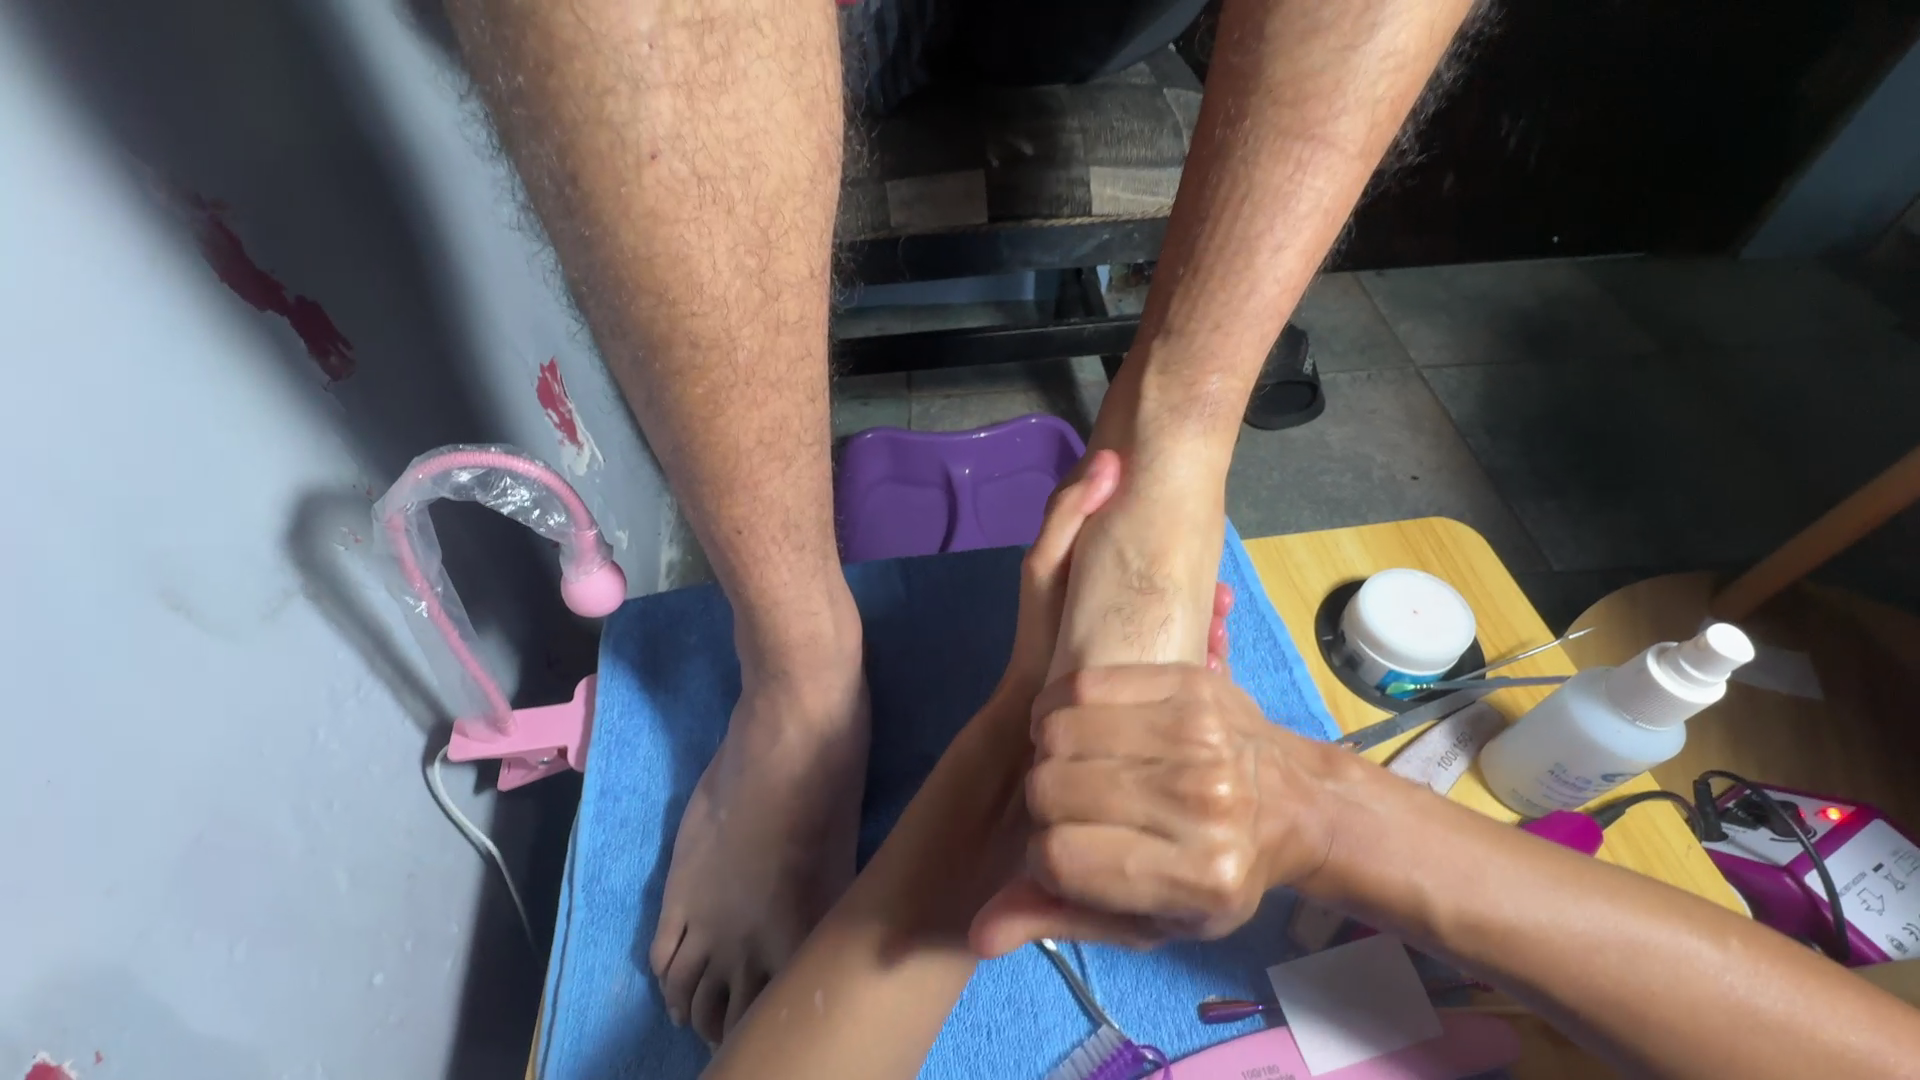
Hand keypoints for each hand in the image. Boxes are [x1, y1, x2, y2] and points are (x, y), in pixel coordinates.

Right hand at [969, 664, 1343, 956]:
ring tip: (1076, 764)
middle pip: (1051, 788)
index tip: (1067, 854)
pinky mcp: (1190, 683)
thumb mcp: (1150, 921)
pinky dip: (1062, 704)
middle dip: (1045, 802)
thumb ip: (1064, 918)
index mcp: (1196, 877)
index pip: (1058, 857)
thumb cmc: (1217, 873)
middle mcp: (1200, 802)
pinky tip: (1081, 725)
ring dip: (1051, 751)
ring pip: (1059, 732)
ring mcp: (1197, 735)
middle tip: (1074, 806)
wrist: (1294, 801)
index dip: (1043, 856)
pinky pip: (1084, 683)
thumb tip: (979, 933)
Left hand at [1001, 453, 1234, 700]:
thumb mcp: (1045, 565)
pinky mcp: (1150, 662)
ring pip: (1194, 617)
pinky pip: (1188, 650)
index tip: (1212, 546)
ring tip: (1219, 640)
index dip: (1188, 536)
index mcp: (1110, 564)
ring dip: (1214, 624)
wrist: (1037, 700)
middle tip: (1224, 605)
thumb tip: (1110, 460)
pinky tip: (1212, 666)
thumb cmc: (1040, 628)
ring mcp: (1144, 631)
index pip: (1160, 537)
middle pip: (1186, 581)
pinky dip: (1203, 655)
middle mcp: (1132, 595)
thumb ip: (1068, 514)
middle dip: (1211, 591)